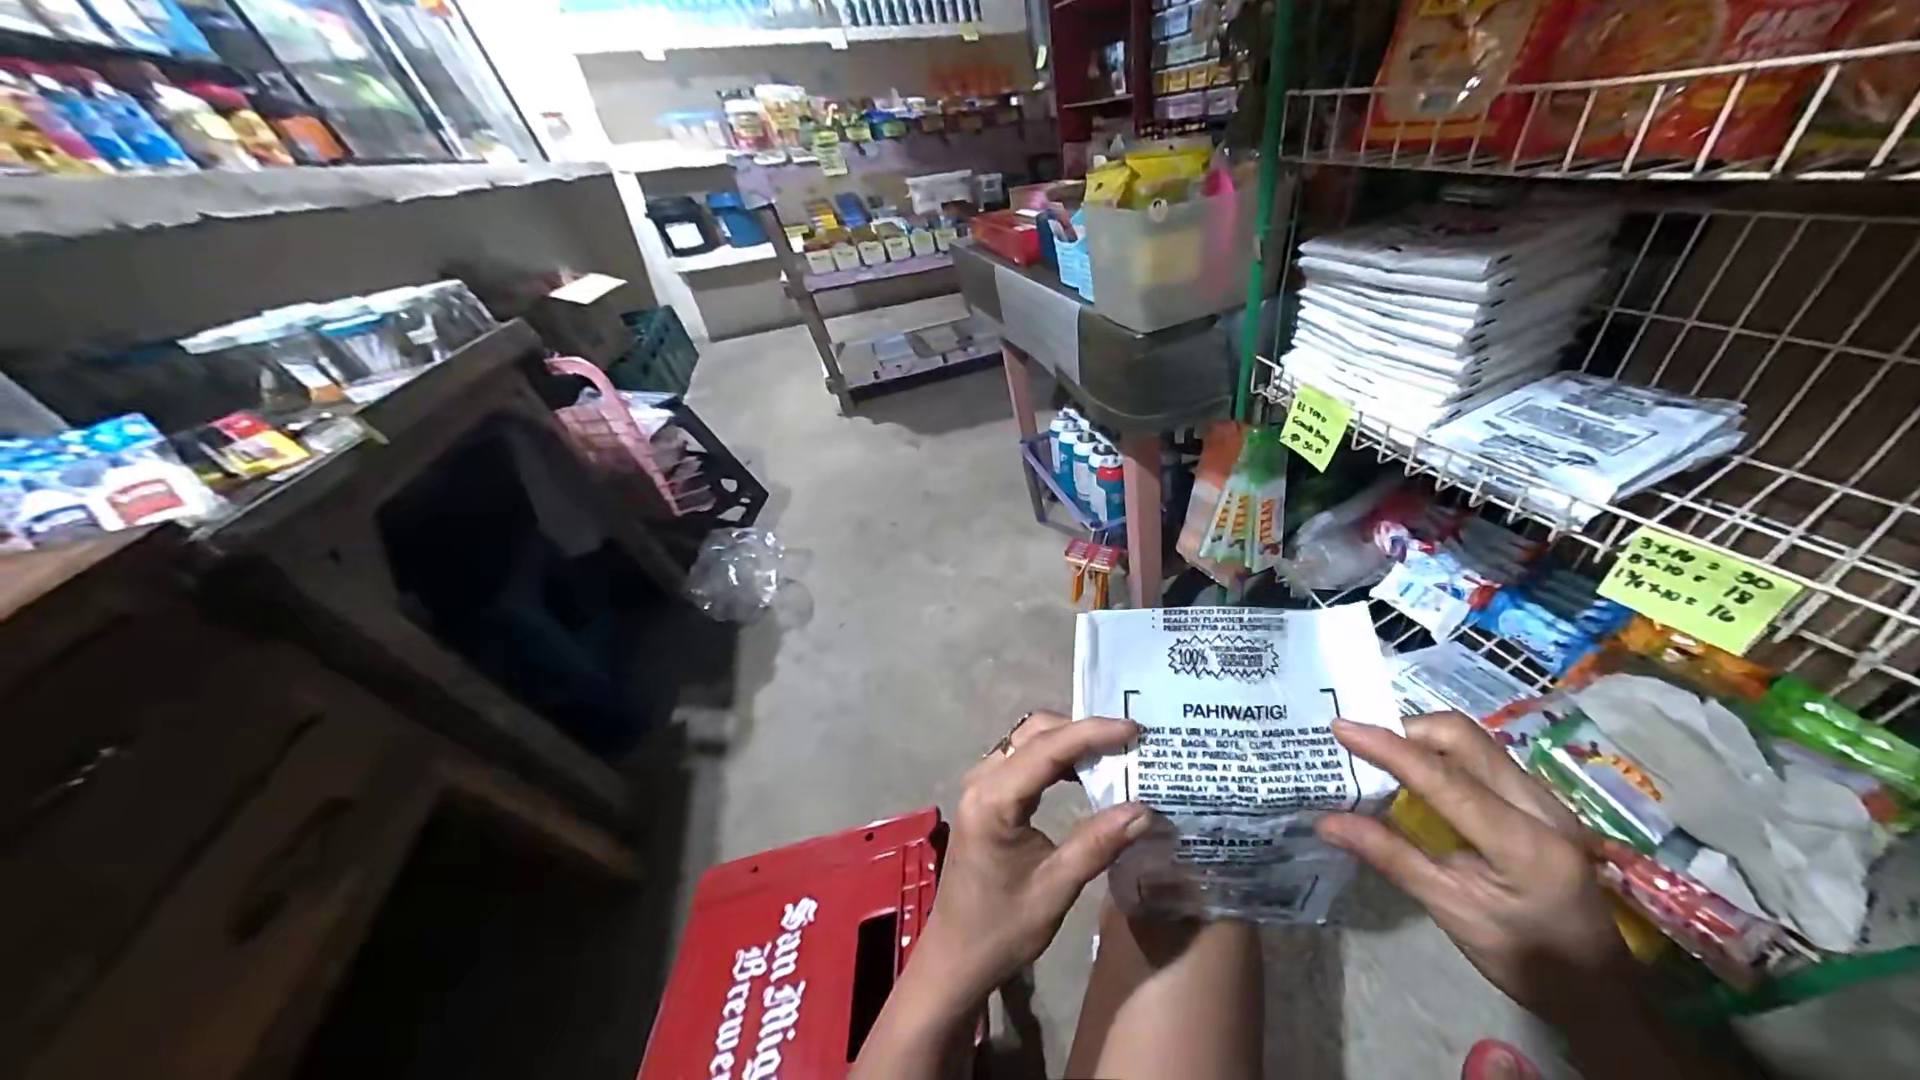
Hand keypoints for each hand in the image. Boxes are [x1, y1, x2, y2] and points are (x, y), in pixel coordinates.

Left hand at [914, 711, 1150, 1003]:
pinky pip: (1021, 758)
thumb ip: (1098, 844)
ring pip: (1027, 740)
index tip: (1134, 728)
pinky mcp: (984, 794)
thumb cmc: (1003, 927)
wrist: (957, 953)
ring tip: (1114, 751)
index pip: (1047, 748)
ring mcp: (979, 784)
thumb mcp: (1056, 888)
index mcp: (993, 800)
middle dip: (1082, 730)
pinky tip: (1083, 771)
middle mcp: (981, 780)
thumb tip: (1144, 810)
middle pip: (1034, 733)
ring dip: (1069, 740)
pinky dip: (1054, 756)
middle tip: (1128, 740)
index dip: (1092, 733)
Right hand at [1314, 712, 1634, 1028]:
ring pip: (1474, 741)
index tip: (1341, 728)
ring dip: (1421, 738)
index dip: (1389, 748)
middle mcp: (1540, 807)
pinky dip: (1438, 753)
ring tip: (1380, 755)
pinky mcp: (1538, 800)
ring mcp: (1545, 799)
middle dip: (1405, 730)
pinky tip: (1416, 774)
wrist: (1601, 989)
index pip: (1445, 778)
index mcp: (1524, 843)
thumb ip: (1391, 857)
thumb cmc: (1526, 958)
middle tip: (1361, 744)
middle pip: (1464, 737)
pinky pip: (1481, 756)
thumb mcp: (1452, 911)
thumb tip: (1326, 821)